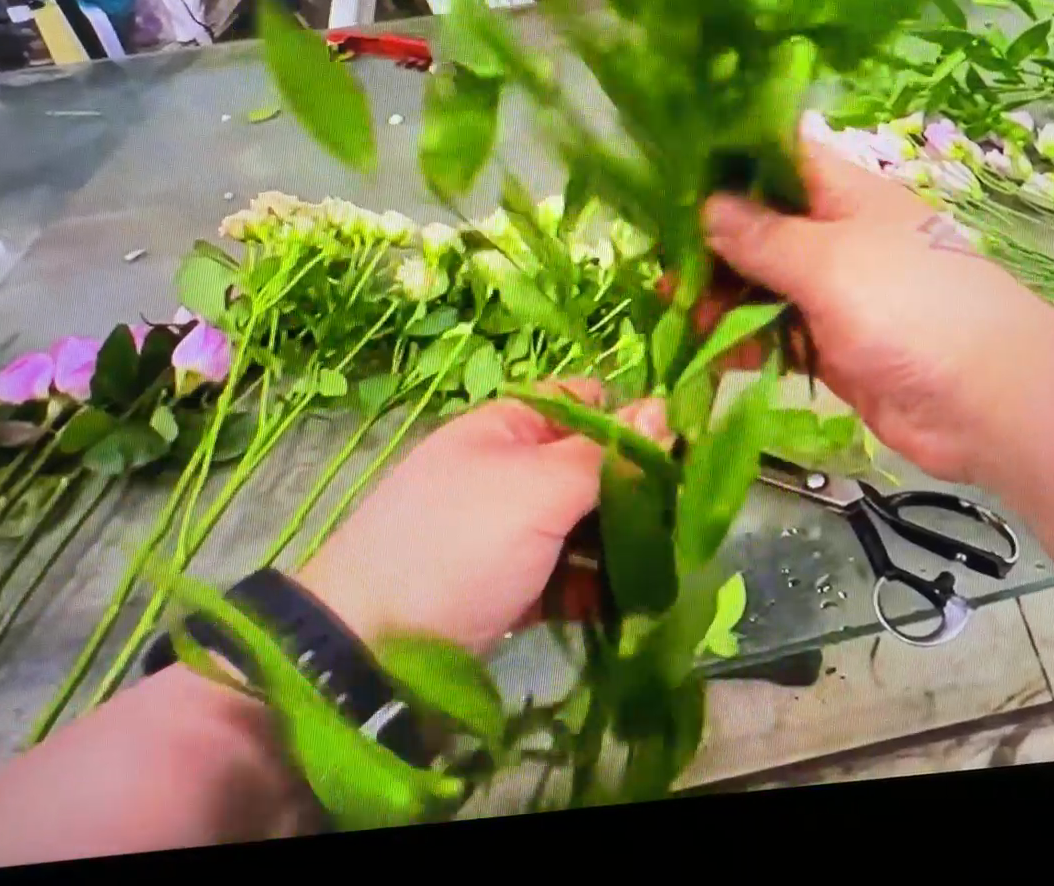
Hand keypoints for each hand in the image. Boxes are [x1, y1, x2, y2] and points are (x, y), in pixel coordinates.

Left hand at [295, 380, 668, 653]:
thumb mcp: (536, 491)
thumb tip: (666, 408)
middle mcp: (512, 473)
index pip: (586, 404)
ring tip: (667, 568)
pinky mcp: (515, 584)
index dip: (634, 420)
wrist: (370, 650)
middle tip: (683, 521)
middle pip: (592, 469)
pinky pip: (570, 574)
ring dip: (625, 544)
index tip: (683, 452)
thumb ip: (606, 455)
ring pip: (586, 525)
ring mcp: (512, 531)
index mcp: (510, 429)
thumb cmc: (458, 545)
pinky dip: (599, 586)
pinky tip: (633, 605)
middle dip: (637, 493)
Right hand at [700, 120, 1053, 483]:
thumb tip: (705, 204)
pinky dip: (742, 343)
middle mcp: (837, 239)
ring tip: (676, 314)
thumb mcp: (830, 260)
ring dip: (720, 300)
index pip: (778, 161)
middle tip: (663, 267)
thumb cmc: (910, 308)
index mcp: (846, 197)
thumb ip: (763, 236)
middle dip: (711, 246)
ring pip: (763, 287)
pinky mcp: (832, 348)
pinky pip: (775, 337)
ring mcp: (834, 296)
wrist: (983, 401)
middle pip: (761, 229)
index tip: (669, 181)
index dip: (726, 165)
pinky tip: (706, 353)